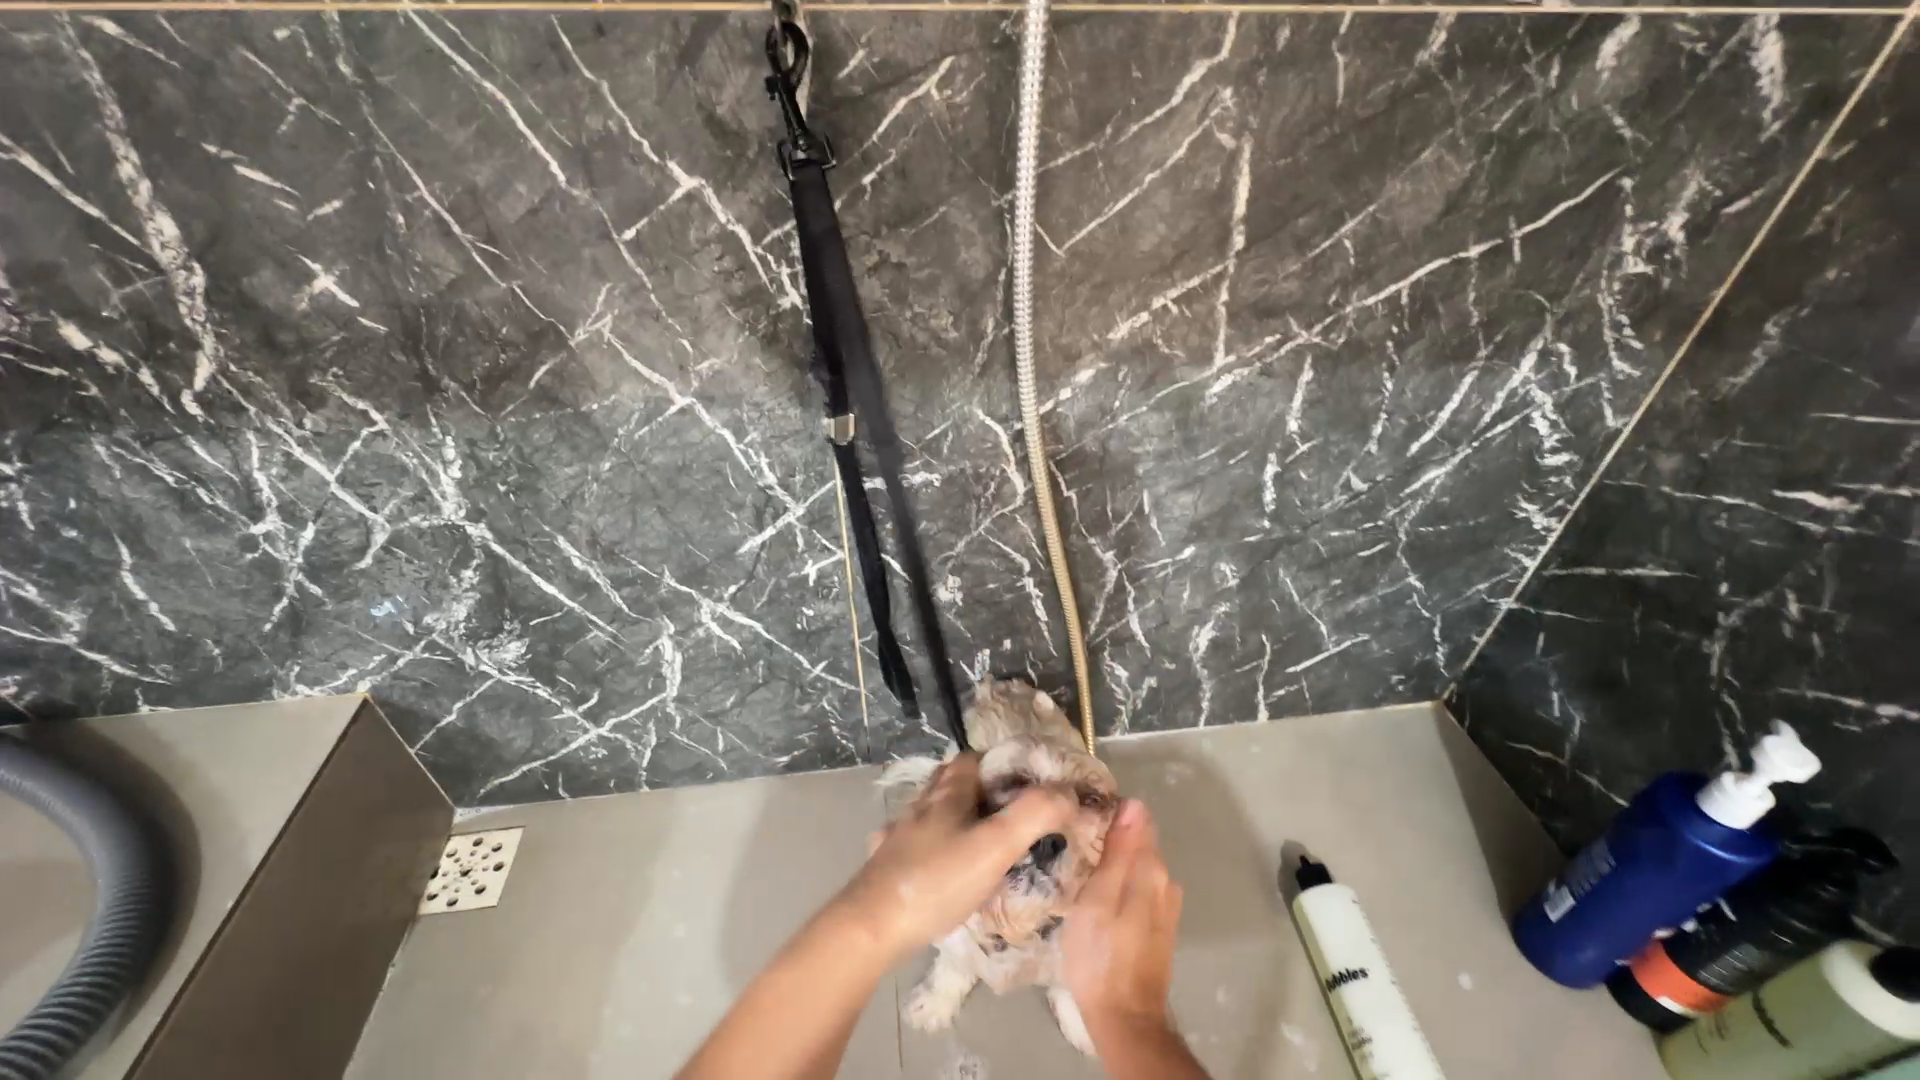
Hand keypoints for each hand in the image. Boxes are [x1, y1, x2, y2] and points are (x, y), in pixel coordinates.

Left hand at [833, 754, 1074, 961]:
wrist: (870, 926)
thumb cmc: (937, 881)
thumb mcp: (996, 846)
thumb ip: (1034, 815)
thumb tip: (1068, 791)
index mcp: (946, 796)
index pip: (970, 760)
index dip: (997, 763)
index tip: (1024, 782)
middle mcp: (919, 808)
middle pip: (947, 783)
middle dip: (976, 789)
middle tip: (1006, 812)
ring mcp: (896, 837)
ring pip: (929, 814)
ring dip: (952, 819)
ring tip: (978, 841)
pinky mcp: (883, 867)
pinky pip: (911, 847)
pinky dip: (930, 850)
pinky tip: (939, 869)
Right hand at [1062, 799, 1183, 1036]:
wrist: (1125, 1018)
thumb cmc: (1101, 955)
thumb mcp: (1098, 898)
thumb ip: (1117, 851)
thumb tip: (1134, 803)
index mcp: (1151, 870)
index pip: (1138, 821)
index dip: (1111, 812)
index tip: (1081, 811)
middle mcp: (1165, 882)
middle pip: (1139, 844)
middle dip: (1111, 835)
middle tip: (1072, 836)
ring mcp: (1165, 907)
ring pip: (1138, 867)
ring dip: (1115, 860)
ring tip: (1080, 861)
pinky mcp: (1158, 927)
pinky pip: (1139, 888)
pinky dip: (1121, 882)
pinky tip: (1098, 891)